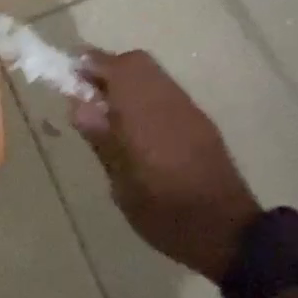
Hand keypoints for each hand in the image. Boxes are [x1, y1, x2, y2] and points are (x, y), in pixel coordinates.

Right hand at [73, 48, 260, 282]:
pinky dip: (145, 94)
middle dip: (108, 68)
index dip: (88, 65)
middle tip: (86, 92)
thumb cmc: (167, 214)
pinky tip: (137, 125)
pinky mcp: (201, 124)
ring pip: (154, 75)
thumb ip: (101, 140)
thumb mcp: (123, 185)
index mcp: (145, 116)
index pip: (114, 69)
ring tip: (108, 109)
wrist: (230, 234)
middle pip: (136, 62)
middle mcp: (168, 103)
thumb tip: (78, 104)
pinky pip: (166, 92)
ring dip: (128, 80)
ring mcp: (188, 111)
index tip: (67, 75)